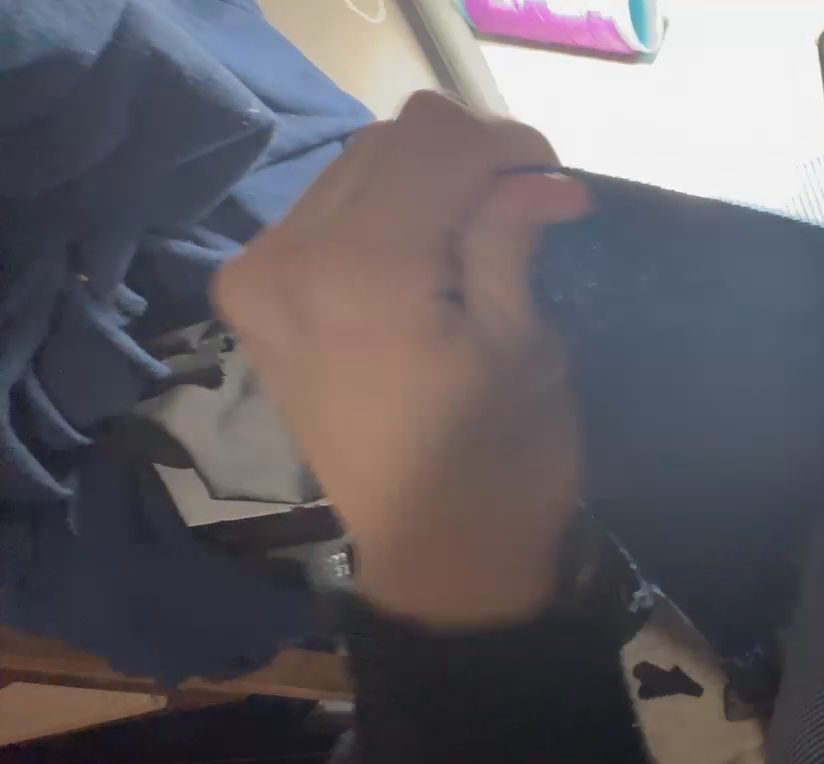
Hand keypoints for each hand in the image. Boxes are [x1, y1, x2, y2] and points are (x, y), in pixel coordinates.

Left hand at [213, 92, 591, 626]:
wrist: (443, 553)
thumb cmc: (509, 463)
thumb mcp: (530, 352)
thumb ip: (514, 247)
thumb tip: (548, 178)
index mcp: (367, 274)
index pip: (434, 145)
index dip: (507, 146)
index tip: (559, 181)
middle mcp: (288, 256)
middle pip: (386, 145)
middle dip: (469, 161)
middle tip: (533, 207)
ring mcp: (259, 276)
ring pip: (353, 172)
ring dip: (429, 184)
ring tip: (488, 233)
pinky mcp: (258, 299)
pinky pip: (327, 214)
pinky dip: (390, 214)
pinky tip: (434, 258)